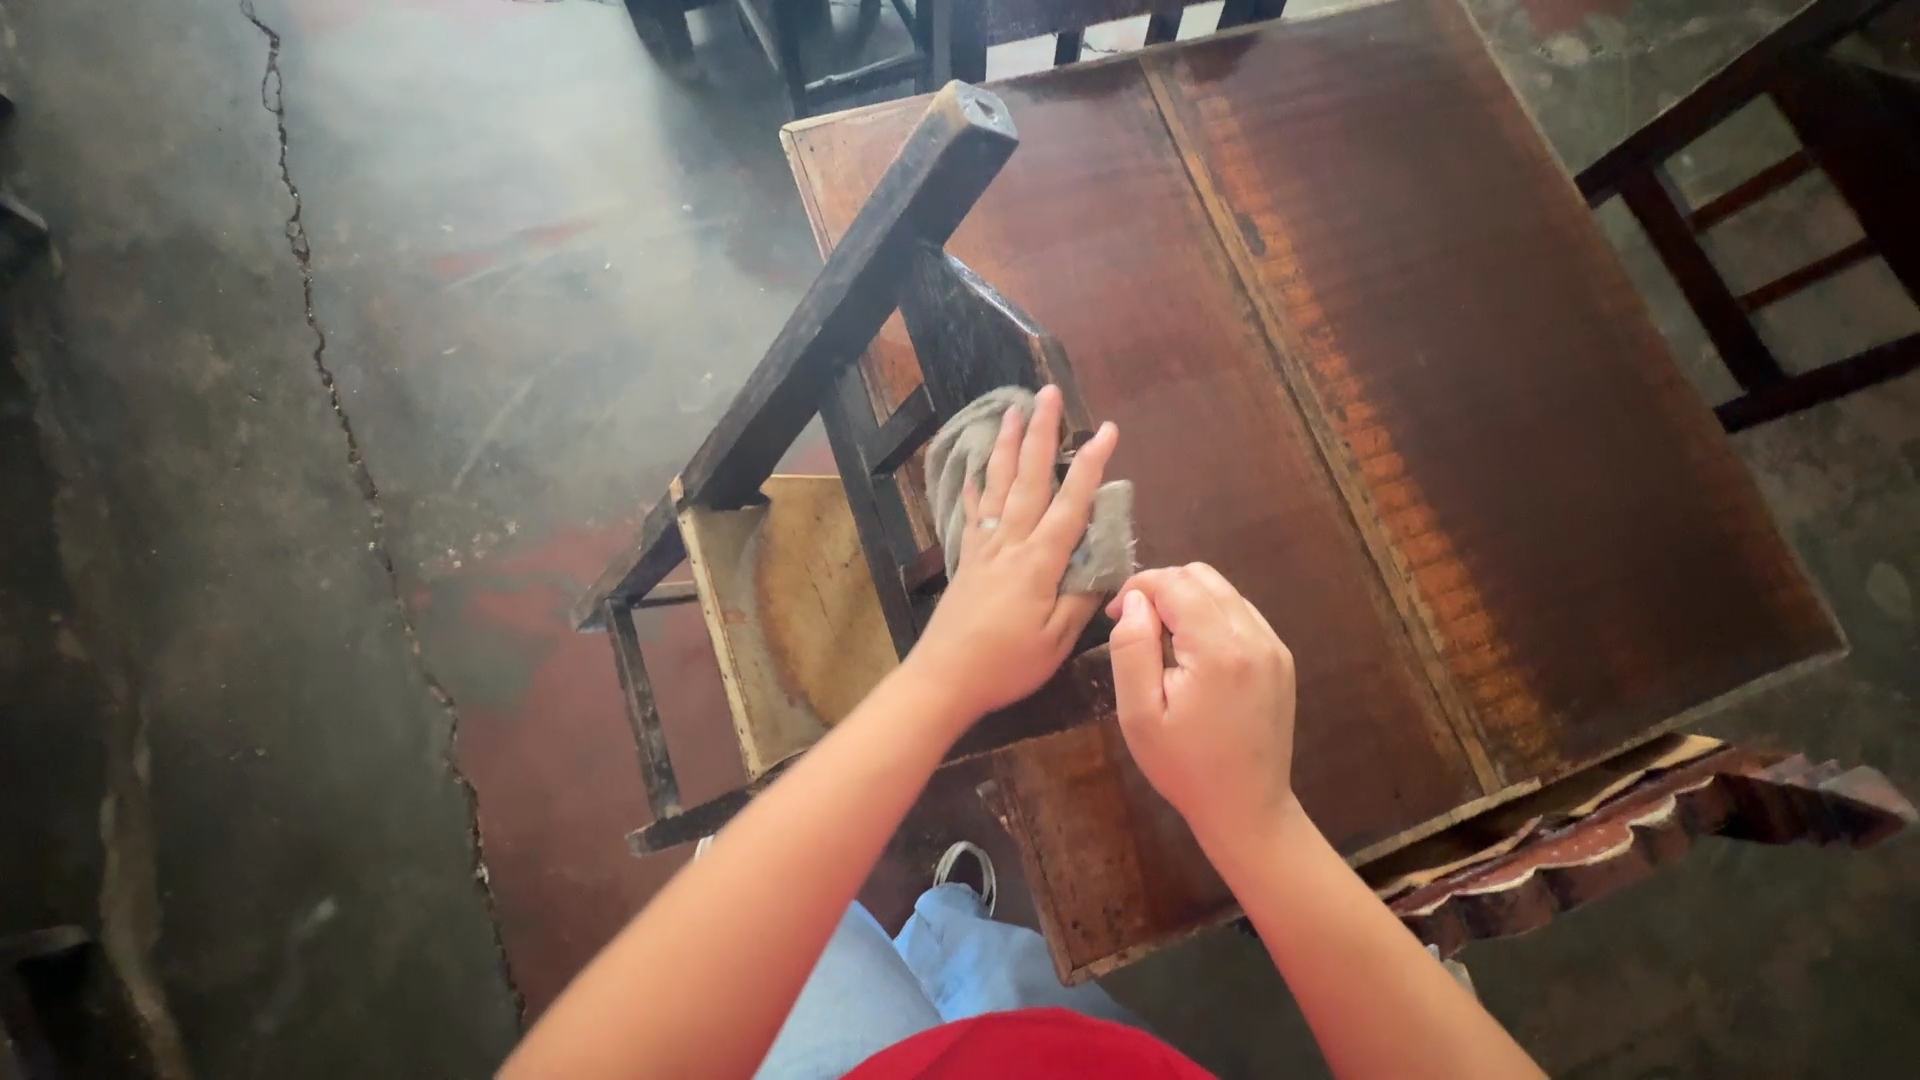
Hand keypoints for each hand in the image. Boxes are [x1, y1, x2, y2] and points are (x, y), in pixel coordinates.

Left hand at [906, 385, 1119, 720]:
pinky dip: (976, 485)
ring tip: (1013, 410)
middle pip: (1029, 478)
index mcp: (1038, 562)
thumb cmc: (1006, 665)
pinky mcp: (967, 559)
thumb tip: (1105, 563)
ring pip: (998, 485)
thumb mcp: (1056, 641)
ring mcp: (984, 548)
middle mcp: (1010, 543)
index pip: (1071, 504)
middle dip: (1042, 433)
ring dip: (1008, 446)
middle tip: (1049, 393)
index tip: (1107, 429)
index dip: (1090, 465)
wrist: (944, 678)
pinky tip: (977, 467)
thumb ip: (1080, 598)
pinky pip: (974, 511)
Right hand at [1106, 563, 1298, 846]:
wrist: (1246, 808)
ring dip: (1186, 599)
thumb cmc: (1183, 765)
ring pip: (1223, 589)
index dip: (1138, 587)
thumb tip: (1137, 600)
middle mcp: (1253, 636)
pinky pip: (1241, 612)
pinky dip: (1210, 614)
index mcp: (1218, 649)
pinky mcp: (1280, 658)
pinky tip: (1194, 651)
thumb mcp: (1138, 713)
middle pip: (1201, 575)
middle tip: (1136, 625)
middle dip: (1161, 587)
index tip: (1117, 616)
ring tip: (1163, 639)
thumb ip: (1132, 648)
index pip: (1174, 583)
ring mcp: (1273, 646)